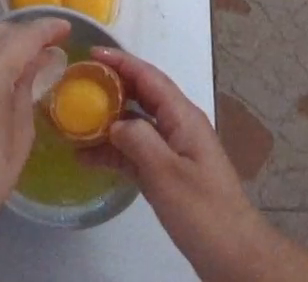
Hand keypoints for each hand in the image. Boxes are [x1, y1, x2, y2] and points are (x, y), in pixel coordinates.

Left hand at [0, 17, 71, 243]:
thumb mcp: (18, 138)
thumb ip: (27, 89)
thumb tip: (39, 59)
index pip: (26, 36)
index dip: (48, 29)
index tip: (66, 29)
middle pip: (1, 31)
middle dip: (26, 35)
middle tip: (47, 48)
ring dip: (3, 42)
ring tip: (23, 59)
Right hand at [89, 49, 307, 281]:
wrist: (232, 254)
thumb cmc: (203, 211)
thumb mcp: (167, 174)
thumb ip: (138, 141)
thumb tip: (113, 122)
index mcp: (183, 117)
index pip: (149, 77)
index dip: (121, 62)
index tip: (91, 52)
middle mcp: (179, 125)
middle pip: (141, 95)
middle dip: (111, 86)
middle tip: (77, 84)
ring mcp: (174, 149)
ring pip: (136, 123)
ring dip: (107, 121)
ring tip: (74, 120)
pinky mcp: (168, 172)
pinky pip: (136, 151)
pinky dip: (113, 150)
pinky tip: (87, 157)